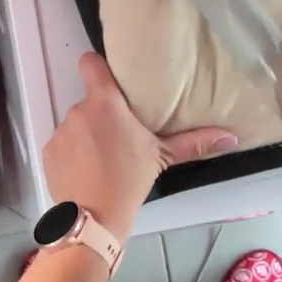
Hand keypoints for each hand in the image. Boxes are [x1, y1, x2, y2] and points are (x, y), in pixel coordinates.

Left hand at [43, 54, 237, 238]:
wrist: (94, 217)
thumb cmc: (130, 181)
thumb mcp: (162, 157)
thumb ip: (195, 141)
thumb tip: (233, 137)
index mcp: (105, 103)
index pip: (90, 64)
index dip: (96, 66)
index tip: (107, 76)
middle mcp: (78, 111)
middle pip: (89, 102)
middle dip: (101, 116)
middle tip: (118, 138)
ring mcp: (60, 132)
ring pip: (76, 126)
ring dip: (86, 136)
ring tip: (101, 160)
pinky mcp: (48, 152)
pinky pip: (62, 146)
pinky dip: (71, 155)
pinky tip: (84, 172)